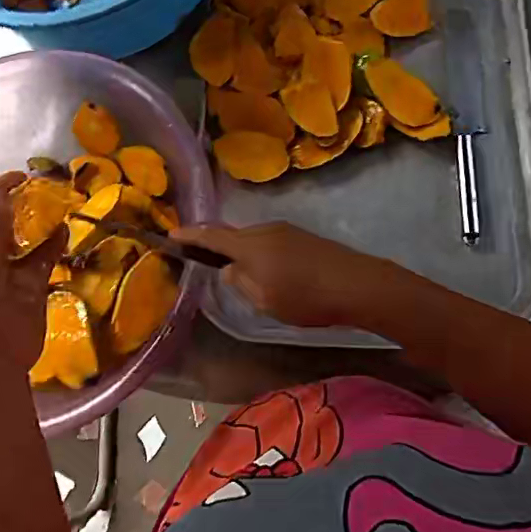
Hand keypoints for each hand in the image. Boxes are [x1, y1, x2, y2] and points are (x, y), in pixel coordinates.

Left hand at [0, 173, 60, 376]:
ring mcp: (6, 274)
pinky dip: (53, 245)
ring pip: (22, 240)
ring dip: (35, 221)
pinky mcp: (30, 290)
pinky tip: (65, 230)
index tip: (18, 175)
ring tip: (54, 202)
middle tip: (40, 186)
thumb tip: (0, 194)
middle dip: (15, 202)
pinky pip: (42, 261)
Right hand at [173, 222, 399, 328]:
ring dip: (242, 253)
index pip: (212, 236)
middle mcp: (265, 230)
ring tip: (242, 275)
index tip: (172, 233)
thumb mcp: (265, 300)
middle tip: (206, 261)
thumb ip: (240, 283)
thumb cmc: (306, 298)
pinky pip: (270, 242)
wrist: (358, 284)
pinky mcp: (302, 237)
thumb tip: (227, 269)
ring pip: (253, 240)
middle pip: (233, 236)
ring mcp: (286, 231)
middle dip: (217, 246)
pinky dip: (260, 254)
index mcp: (250, 246)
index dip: (190, 235)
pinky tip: (270, 273)